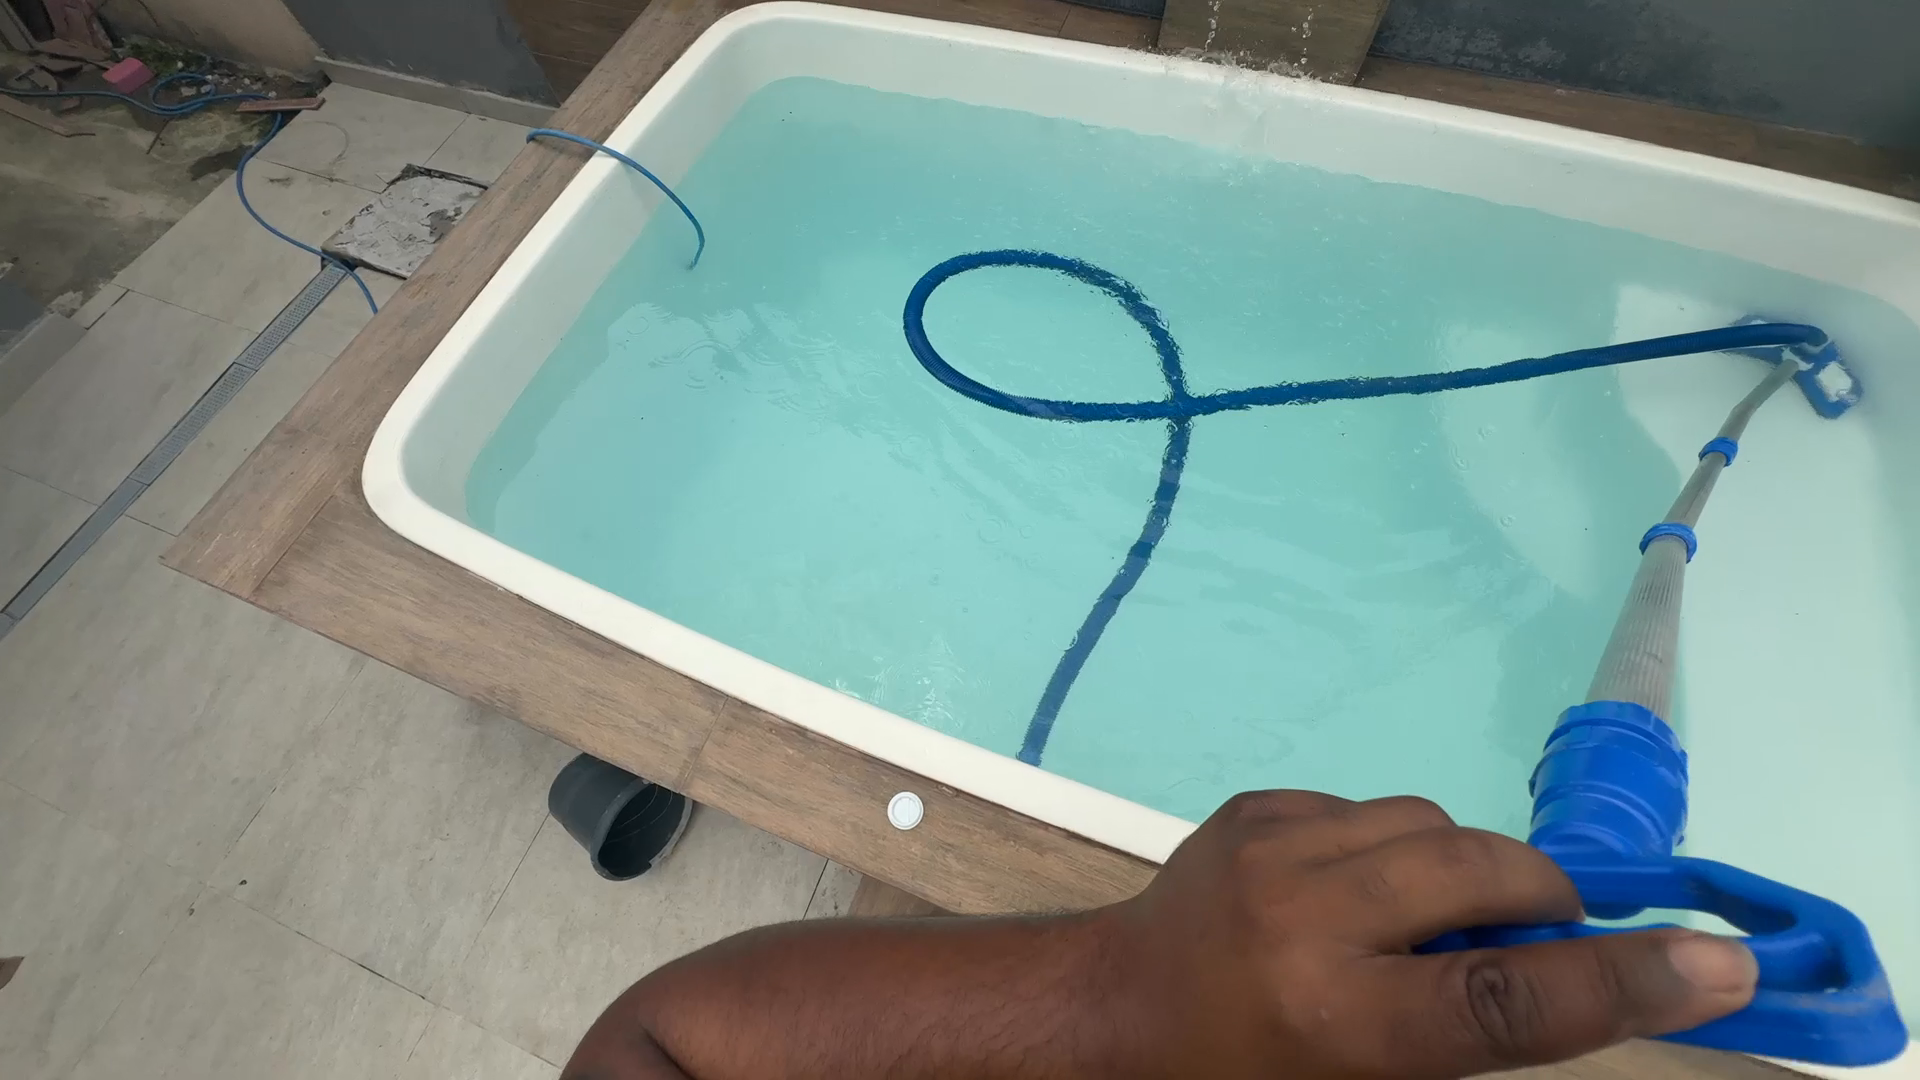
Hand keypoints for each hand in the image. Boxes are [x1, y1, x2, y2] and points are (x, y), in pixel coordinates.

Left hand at [1103, 790, 1757, 1078]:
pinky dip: (1381, 841)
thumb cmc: (1244, 1066)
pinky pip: (1355, 806)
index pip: (1506, 994)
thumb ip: (1460, 1028)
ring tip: (1425, 906)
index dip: (1625, 980)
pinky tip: (1348, 881)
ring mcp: (1268, 843)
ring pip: (1421, 816)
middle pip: (1474, 868)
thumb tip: (1557, 965)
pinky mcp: (1248, 806)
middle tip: (1542, 924)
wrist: (1125, 998)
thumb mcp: (1362, 1078)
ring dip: (1457, 860)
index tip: (1716, 959)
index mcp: (1337, 1014)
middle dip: (1539, 893)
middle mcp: (1303, 912)